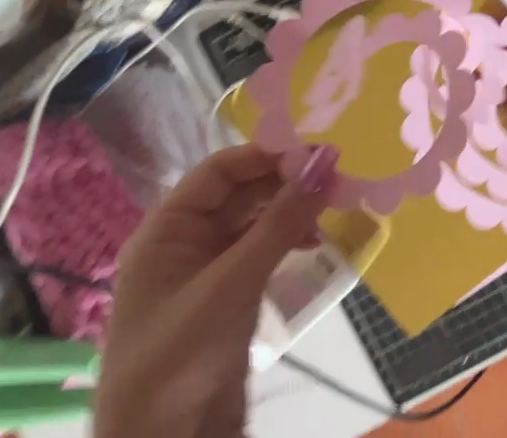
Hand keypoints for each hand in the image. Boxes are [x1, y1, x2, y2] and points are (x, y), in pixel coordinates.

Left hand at [96, 144, 336, 437]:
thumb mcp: (235, 281)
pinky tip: (316, 242)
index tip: (322, 152)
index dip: (268, 155)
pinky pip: (263, 249)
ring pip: (257, 219)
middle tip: (340, 178)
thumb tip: (327, 161)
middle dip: (288, 181)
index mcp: (167, 231)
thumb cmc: (182, 354)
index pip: (221, 170)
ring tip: (335, 207)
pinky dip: (291, 238)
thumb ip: (282, 220)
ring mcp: (207, 270)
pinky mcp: (229, 295)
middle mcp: (185, 242)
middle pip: (242, 191)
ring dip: (294, 209)